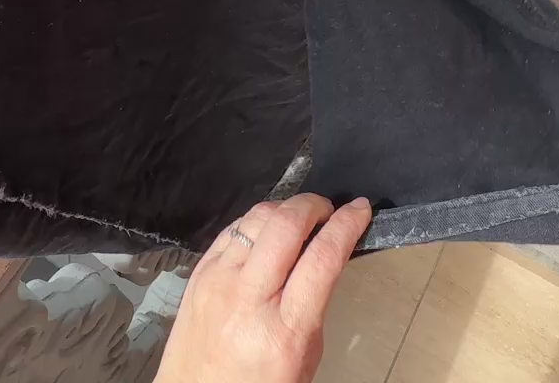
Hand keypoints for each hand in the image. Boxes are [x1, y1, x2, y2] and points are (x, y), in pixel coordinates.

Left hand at [153, 193, 371, 382]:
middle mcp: (247, 299)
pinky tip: (268, 231)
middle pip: (287, 225)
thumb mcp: (306, 353)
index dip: (347, 224)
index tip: (359, 210)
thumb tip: (327, 248)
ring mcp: (218, 281)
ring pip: (258, 216)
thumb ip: (315, 300)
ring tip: (299, 219)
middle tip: (328, 210)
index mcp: (284, 330)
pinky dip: (257, 221)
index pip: (322, 258)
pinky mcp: (199, 272)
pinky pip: (234, 227)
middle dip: (314, 205)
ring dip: (286, 208)